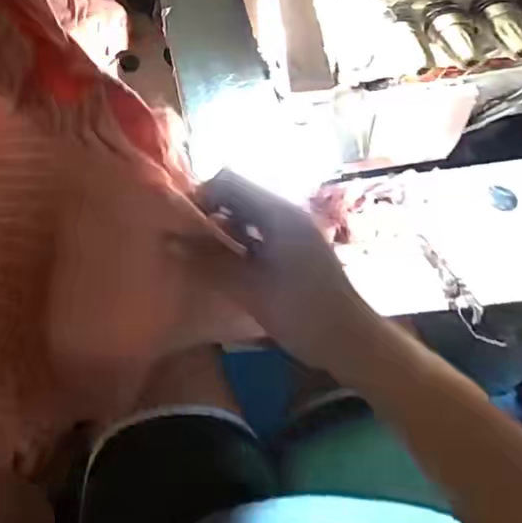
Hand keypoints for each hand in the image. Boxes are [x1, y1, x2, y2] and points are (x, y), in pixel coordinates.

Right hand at [184, 172, 389, 375]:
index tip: (183, 225)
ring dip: (225, 225)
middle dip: (210, 210)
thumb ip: (208, 261)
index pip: (229, 181)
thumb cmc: (302, 313)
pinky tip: (230, 262)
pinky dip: (241, 237)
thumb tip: (169, 241)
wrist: (352, 341)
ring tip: (206, 254)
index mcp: (277, 212)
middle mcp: (286, 210)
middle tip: (190, 240)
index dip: (201, 196)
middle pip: (238, 192)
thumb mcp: (249, 289)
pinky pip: (261, 227)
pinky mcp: (296, 243)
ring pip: (248, 210)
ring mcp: (293, 226)